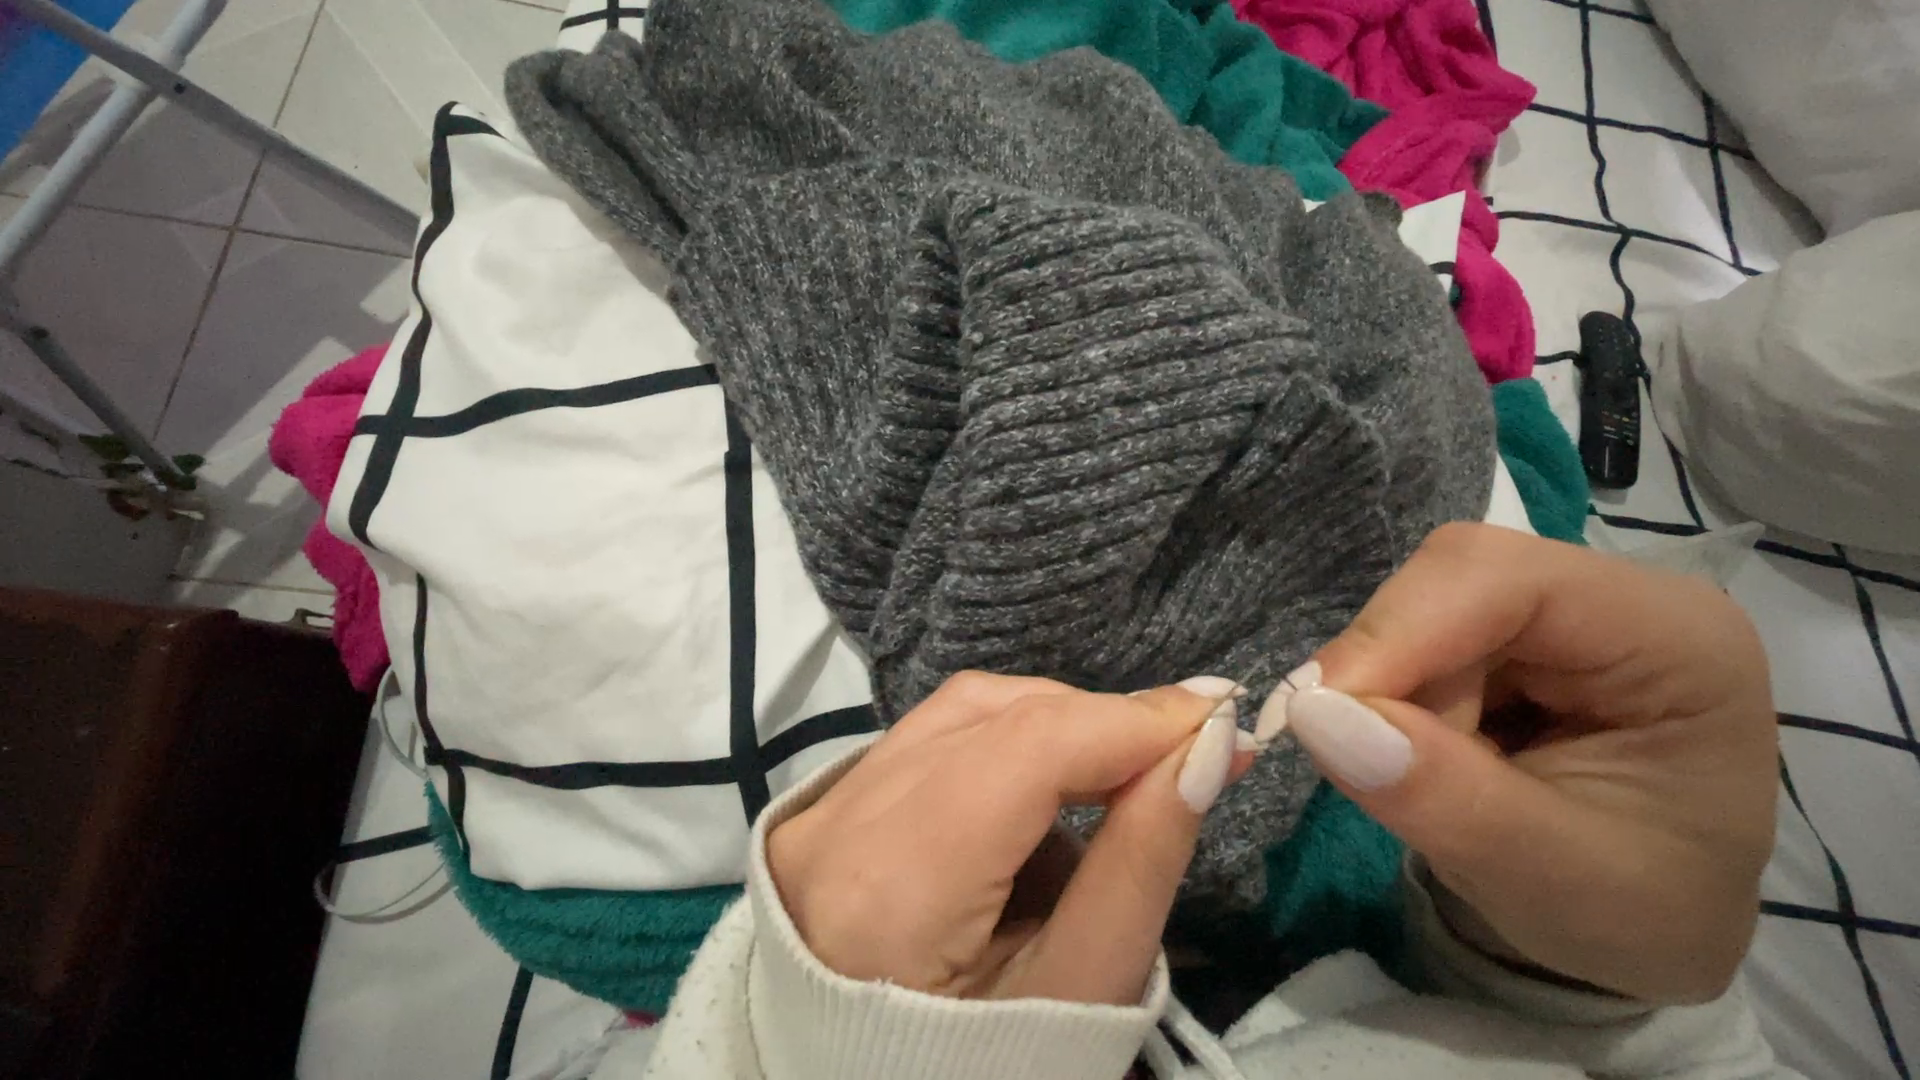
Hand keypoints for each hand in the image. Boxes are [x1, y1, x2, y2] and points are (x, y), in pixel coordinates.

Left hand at [766, 672, 1252, 1005]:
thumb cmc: (984, 1064)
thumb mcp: (1082, 988)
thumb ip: (1141, 861)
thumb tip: (1206, 750)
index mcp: (892, 887)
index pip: (1026, 750)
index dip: (1131, 720)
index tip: (1219, 716)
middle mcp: (837, 824)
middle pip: (992, 717)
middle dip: (1100, 724)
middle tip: (1183, 748)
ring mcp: (821, 809)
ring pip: (961, 712)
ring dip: (1054, 729)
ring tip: (1115, 779)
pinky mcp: (826, 806)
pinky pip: (931, 736)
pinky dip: (1005, 744)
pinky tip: (1041, 797)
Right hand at [1261, 523, 1776, 1003]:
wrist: (1632, 933)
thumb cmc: (1630, 914)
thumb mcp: (1550, 881)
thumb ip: (1443, 797)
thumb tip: (1313, 714)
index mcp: (1670, 639)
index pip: (1501, 578)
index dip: (1395, 632)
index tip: (1316, 714)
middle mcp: (1609, 601)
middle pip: (1446, 582)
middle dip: (1386, 670)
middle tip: (1363, 759)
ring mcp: (1550, 615)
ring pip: (1412, 610)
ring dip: (1384, 693)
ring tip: (1426, 779)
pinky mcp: (1500, 636)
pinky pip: (1404, 638)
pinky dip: (1384, 697)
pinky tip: (1423, 753)